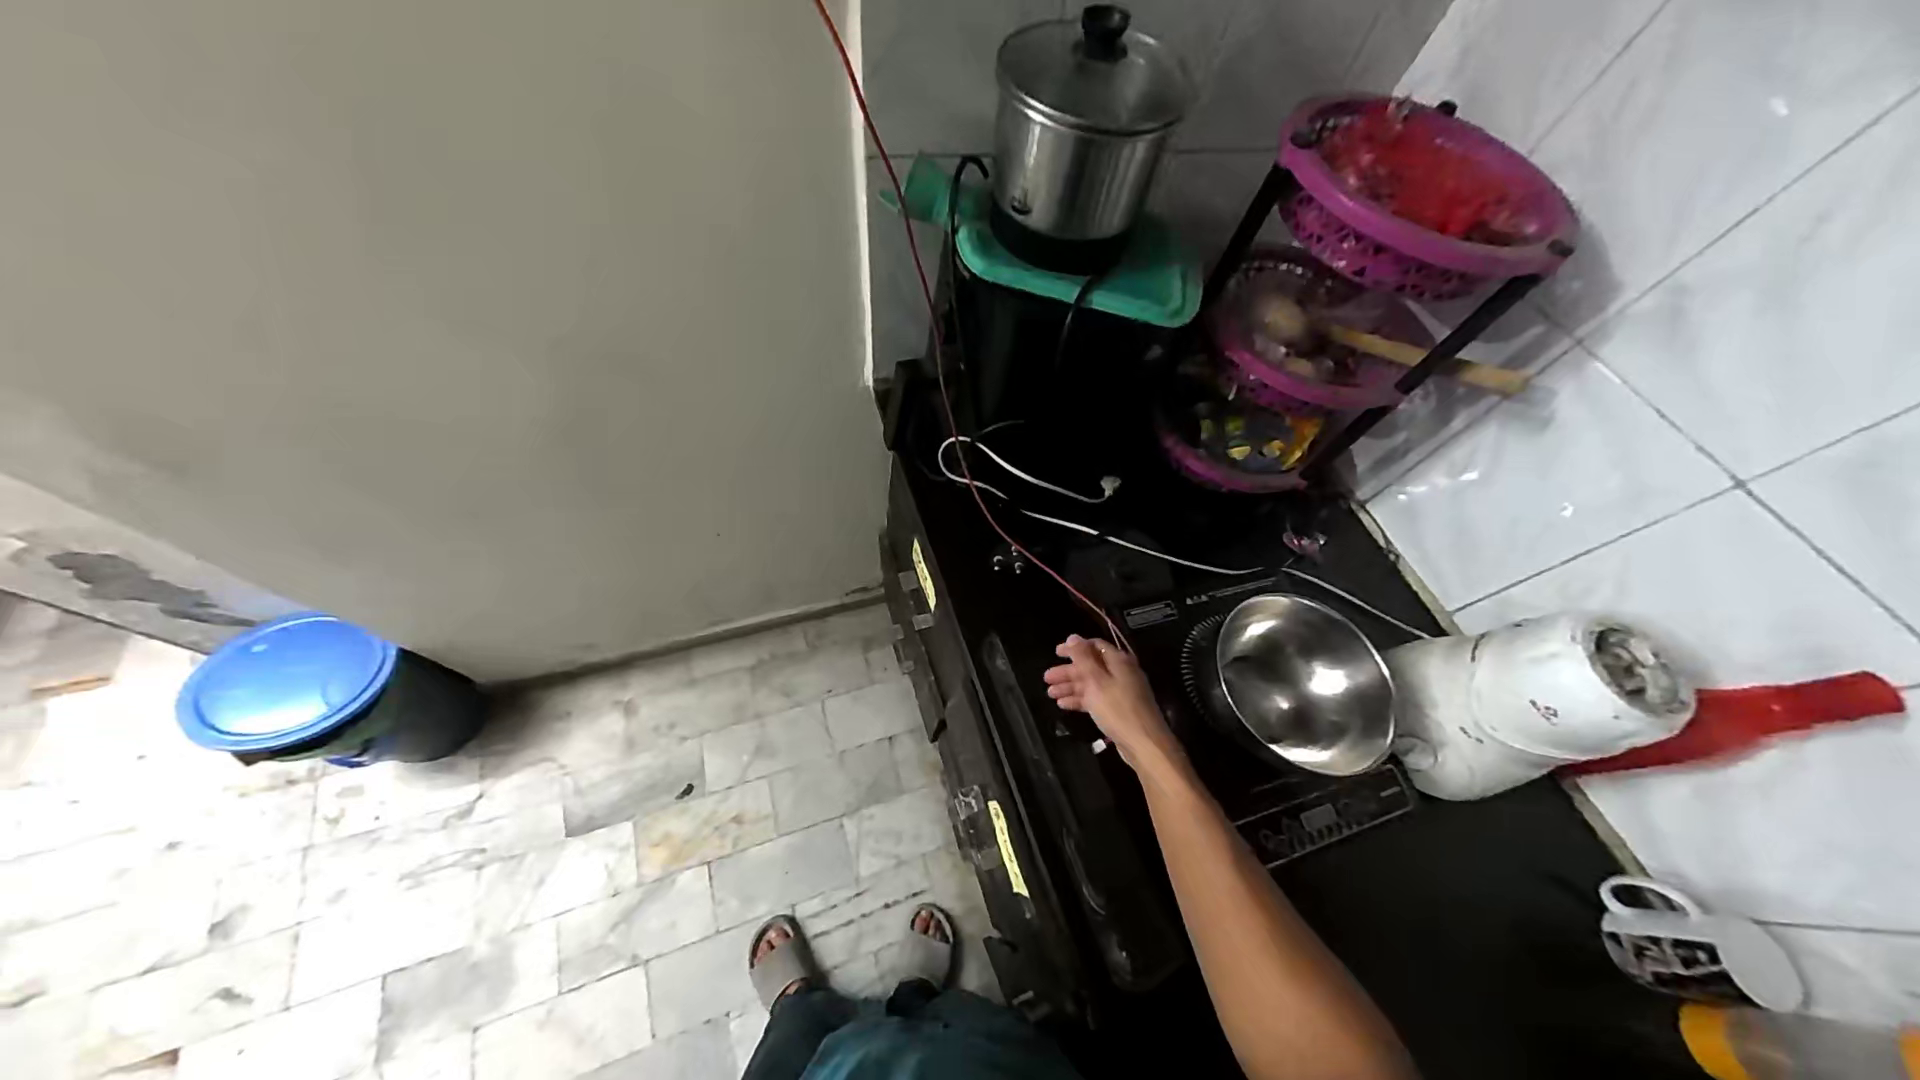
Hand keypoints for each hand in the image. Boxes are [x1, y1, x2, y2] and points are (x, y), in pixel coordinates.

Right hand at [1044, 635, 1186, 778]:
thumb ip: (1083, 658)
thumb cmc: (1118, 709)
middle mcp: (1120, 673)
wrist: (1144, 744)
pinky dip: (1080, 700)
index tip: (1056, 653)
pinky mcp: (1118, 710)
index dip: (1074, 648)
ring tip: (1050, 694)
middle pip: (1090, 666)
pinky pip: (1095, 699)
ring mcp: (1120, 692)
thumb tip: (1073, 637)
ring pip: (1091, 684)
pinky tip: (1064, 705)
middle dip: (1068, 672)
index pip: (1094, 646)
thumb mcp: (1096, 681)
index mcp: (1118, 661)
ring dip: (1070, 687)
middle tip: (1047, 678)